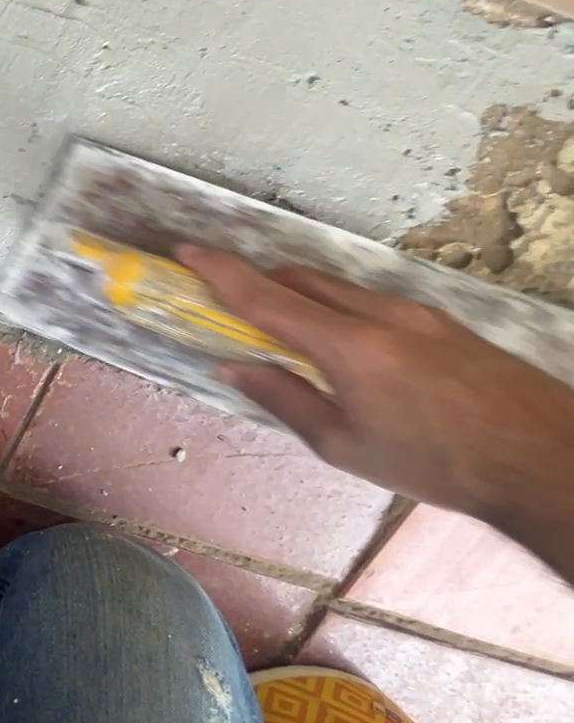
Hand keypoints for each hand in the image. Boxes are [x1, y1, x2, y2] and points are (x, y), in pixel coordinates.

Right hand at [177, 246, 573, 523]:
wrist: (559, 470)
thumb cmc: (440, 465)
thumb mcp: (343, 445)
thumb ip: (282, 398)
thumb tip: (231, 368)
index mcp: (347, 346)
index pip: (264, 296)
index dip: (219, 271)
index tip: (186, 252)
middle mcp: (382, 317)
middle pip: (300, 278)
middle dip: (258, 280)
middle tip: (231, 301)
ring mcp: (422, 316)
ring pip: (339, 287)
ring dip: (300, 295)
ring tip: (290, 330)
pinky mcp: (450, 326)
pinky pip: (374, 301)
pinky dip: (340, 308)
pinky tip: (349, 346)